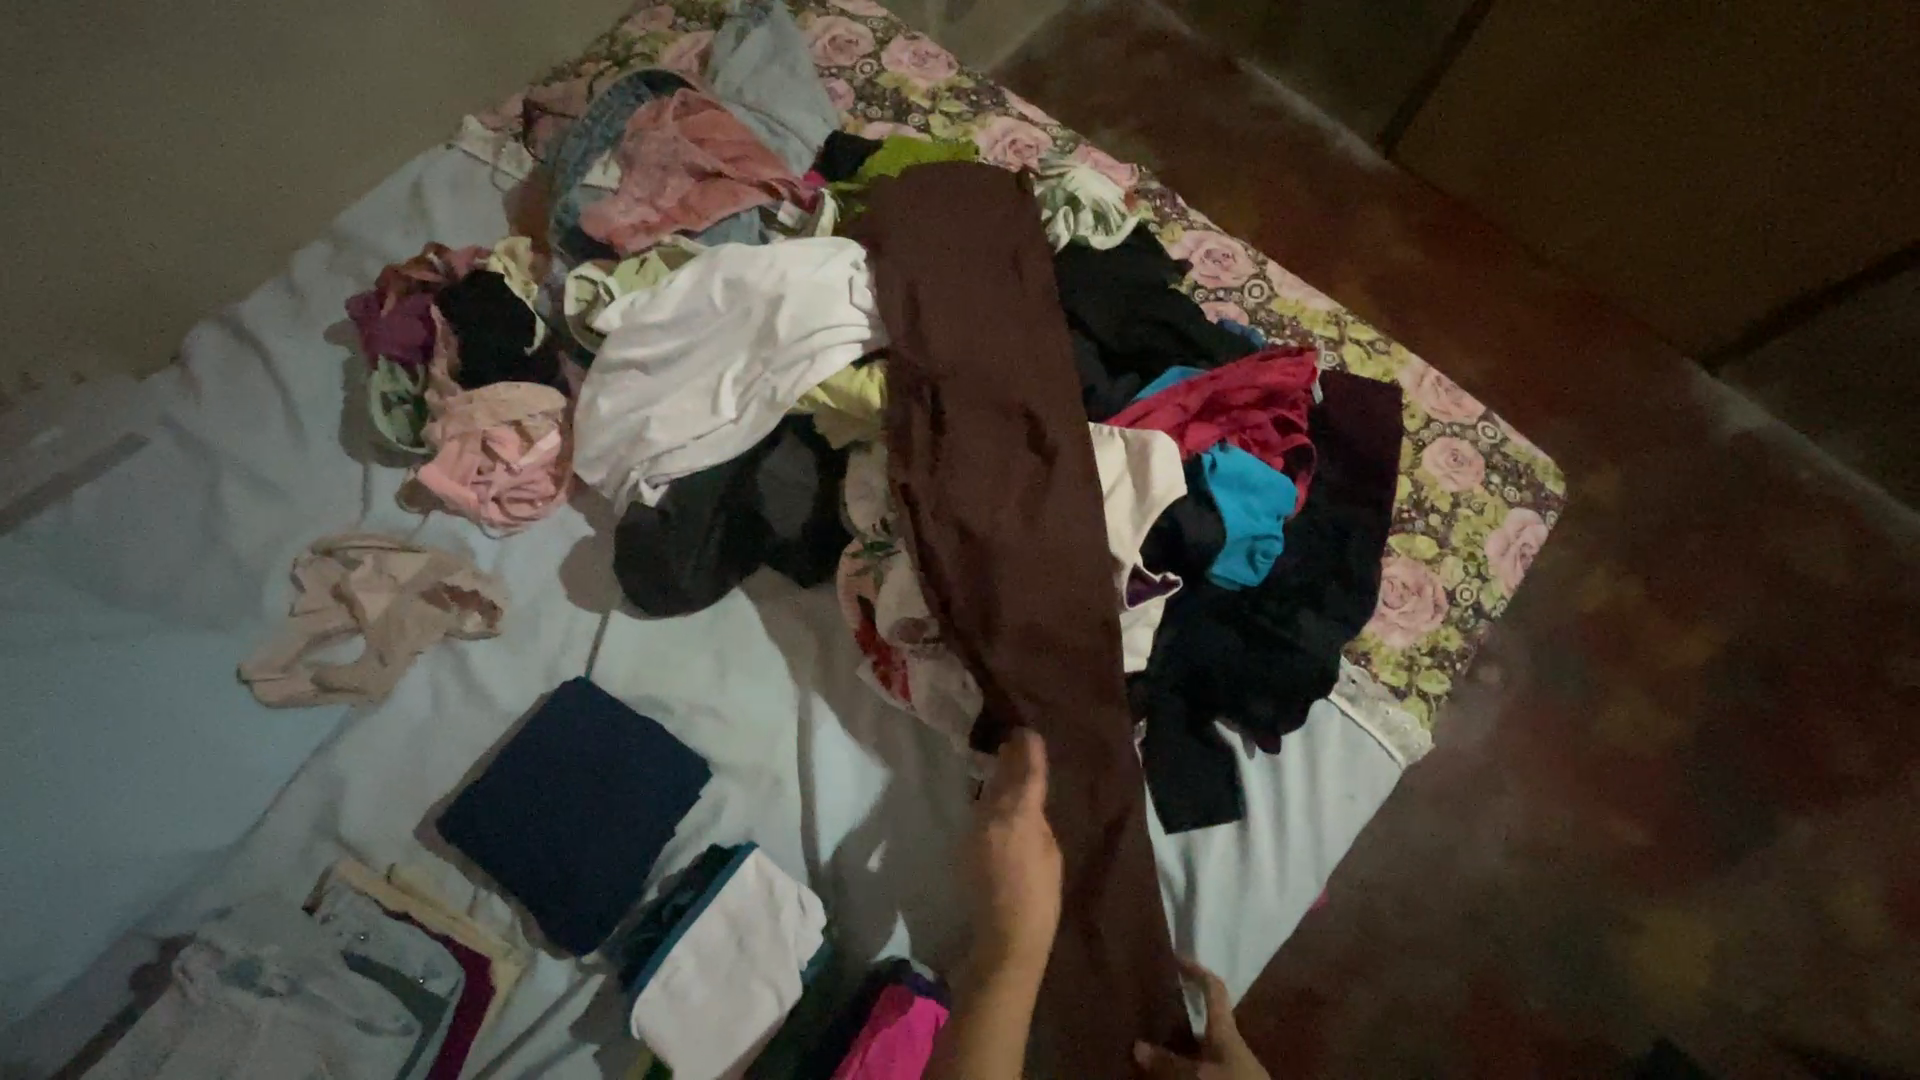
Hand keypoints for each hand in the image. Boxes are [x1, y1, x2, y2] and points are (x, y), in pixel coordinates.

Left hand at [964, 728, 1062, 985]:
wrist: (1006, 934)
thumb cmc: (1041, 897)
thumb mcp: (1051, 852)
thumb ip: (1037, 821)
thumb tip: (1029, 804)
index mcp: (1020, 816)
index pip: (1027, 774)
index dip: (1030, 752)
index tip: (1029, 731)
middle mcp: (993, 814)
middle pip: (1003, 777)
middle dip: (1010, 757)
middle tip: (1015, 737)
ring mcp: (975, 827)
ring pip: (989, 792)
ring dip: (998, 775)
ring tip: (1006, 757)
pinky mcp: (965, 841)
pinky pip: (981, 810)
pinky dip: (990, 798)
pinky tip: (996, 793)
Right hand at [1132, 957, 1271, 1079]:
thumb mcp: (1199, 1076)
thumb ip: (1169, 1062)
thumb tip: (1136, 1045)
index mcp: (1226, 1029)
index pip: (1214, 988)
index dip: (1197, 970)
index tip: (1176, 959)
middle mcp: (1230, 1043)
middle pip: (1205, 1020)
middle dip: (1180, 1014)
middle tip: (1153, 1008)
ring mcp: (1233, 1065)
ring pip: (1202, 1047)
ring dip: (1181, 1044)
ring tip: (1153, 1042)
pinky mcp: (1232, 1078)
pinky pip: (1205, 1067)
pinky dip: (1186, 1065)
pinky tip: (1168, 1072)